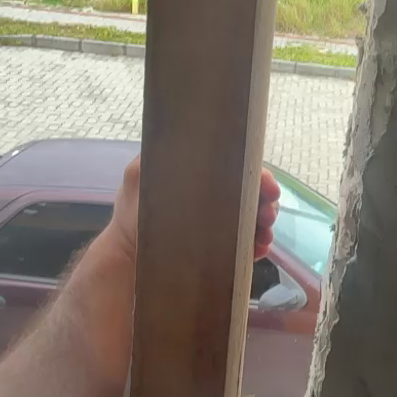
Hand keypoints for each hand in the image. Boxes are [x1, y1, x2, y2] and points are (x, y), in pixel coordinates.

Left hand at [98, 155, 282, 263]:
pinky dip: (256, 245)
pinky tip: (258, 251)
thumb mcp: (141, 178)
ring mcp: (221, 222)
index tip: (268, 189)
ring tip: (263, 238)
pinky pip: (247, 243)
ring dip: (264, 226)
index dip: (259, 177)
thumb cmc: (135, 215)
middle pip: (253, 195)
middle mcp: (217, 196)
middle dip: (266, 204)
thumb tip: (182, 140)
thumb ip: (156, 160)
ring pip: (254, 219)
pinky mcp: (223, 246)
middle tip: (267, 216)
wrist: (127, 256)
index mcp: (204, 175)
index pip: (240, 169)